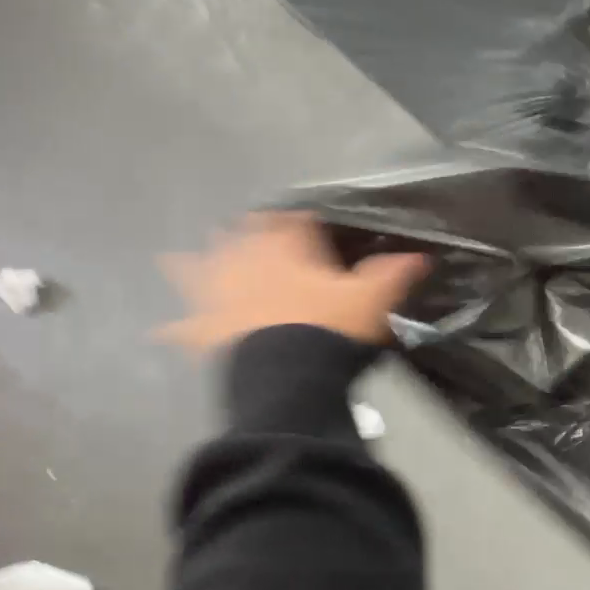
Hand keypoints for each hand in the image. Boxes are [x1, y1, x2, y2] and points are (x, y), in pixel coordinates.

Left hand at [158, 212, 427, 351]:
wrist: (289, 369)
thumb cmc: (331, 325)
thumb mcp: (374, 298)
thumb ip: (394, 274)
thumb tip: (420, 255)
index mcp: (283, 249)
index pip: (291, 220)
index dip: (302, 220)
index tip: (313, 223)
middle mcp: (240, 262)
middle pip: (236, 236)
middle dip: (243, 234)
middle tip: (250, 235)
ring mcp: (216, 294)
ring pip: (193, 269)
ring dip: (192, 265)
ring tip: (185, 261)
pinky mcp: (203, 329)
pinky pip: (184, 327)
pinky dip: (178, 328)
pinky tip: (169, 329)